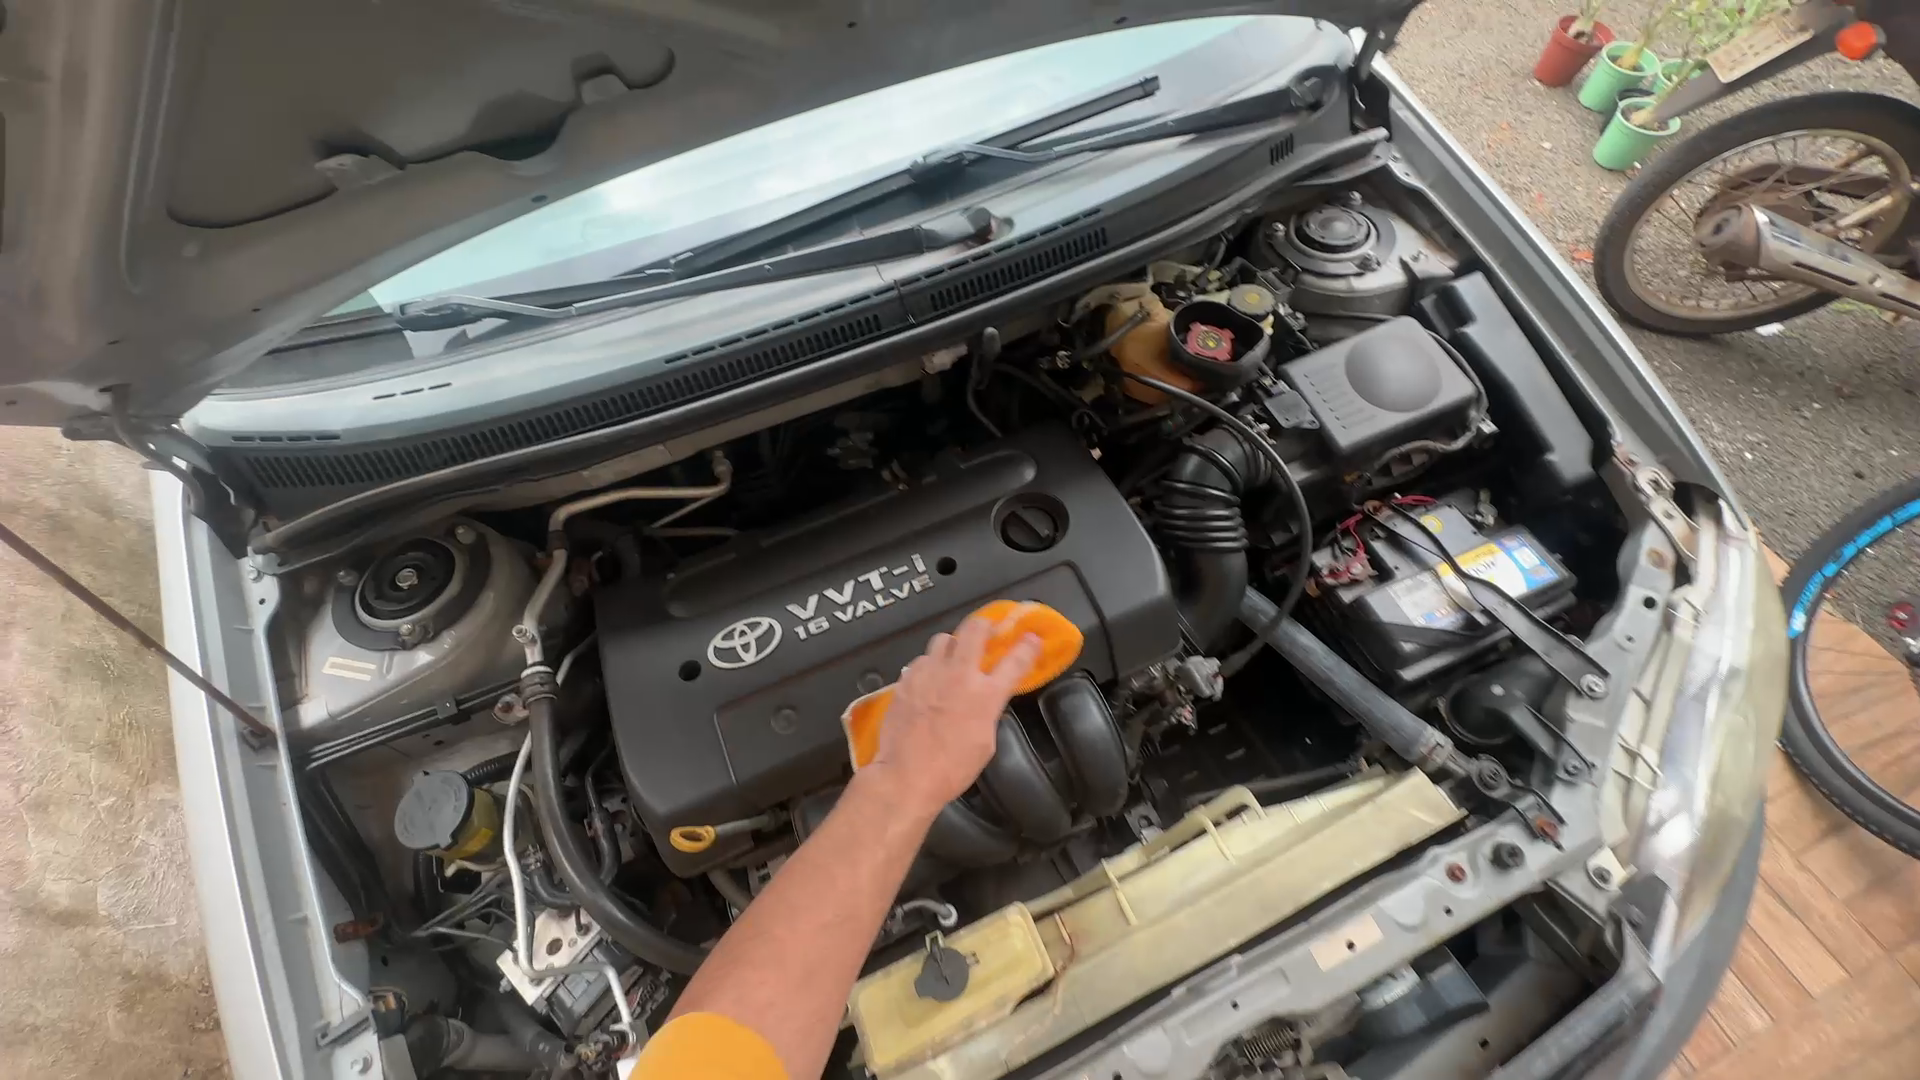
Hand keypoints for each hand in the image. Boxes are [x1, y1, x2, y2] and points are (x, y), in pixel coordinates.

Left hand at [857, 614, 1043, 820]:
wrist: (905, 775)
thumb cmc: (951, 768)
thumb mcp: (985, 742)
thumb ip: (988, 712)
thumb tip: (984, 700)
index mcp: (985, 695)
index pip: (1015, 661)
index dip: (1027, 646)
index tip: (1032, 638)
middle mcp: (959, 675)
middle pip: (975, 629)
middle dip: (985, 625)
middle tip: (987, 631)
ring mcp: (929, 673)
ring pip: (944, 639)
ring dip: (953, 645)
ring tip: (953, 658)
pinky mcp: (906, 679)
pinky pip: (922, 660)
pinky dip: (929, 666)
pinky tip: (928, 681)